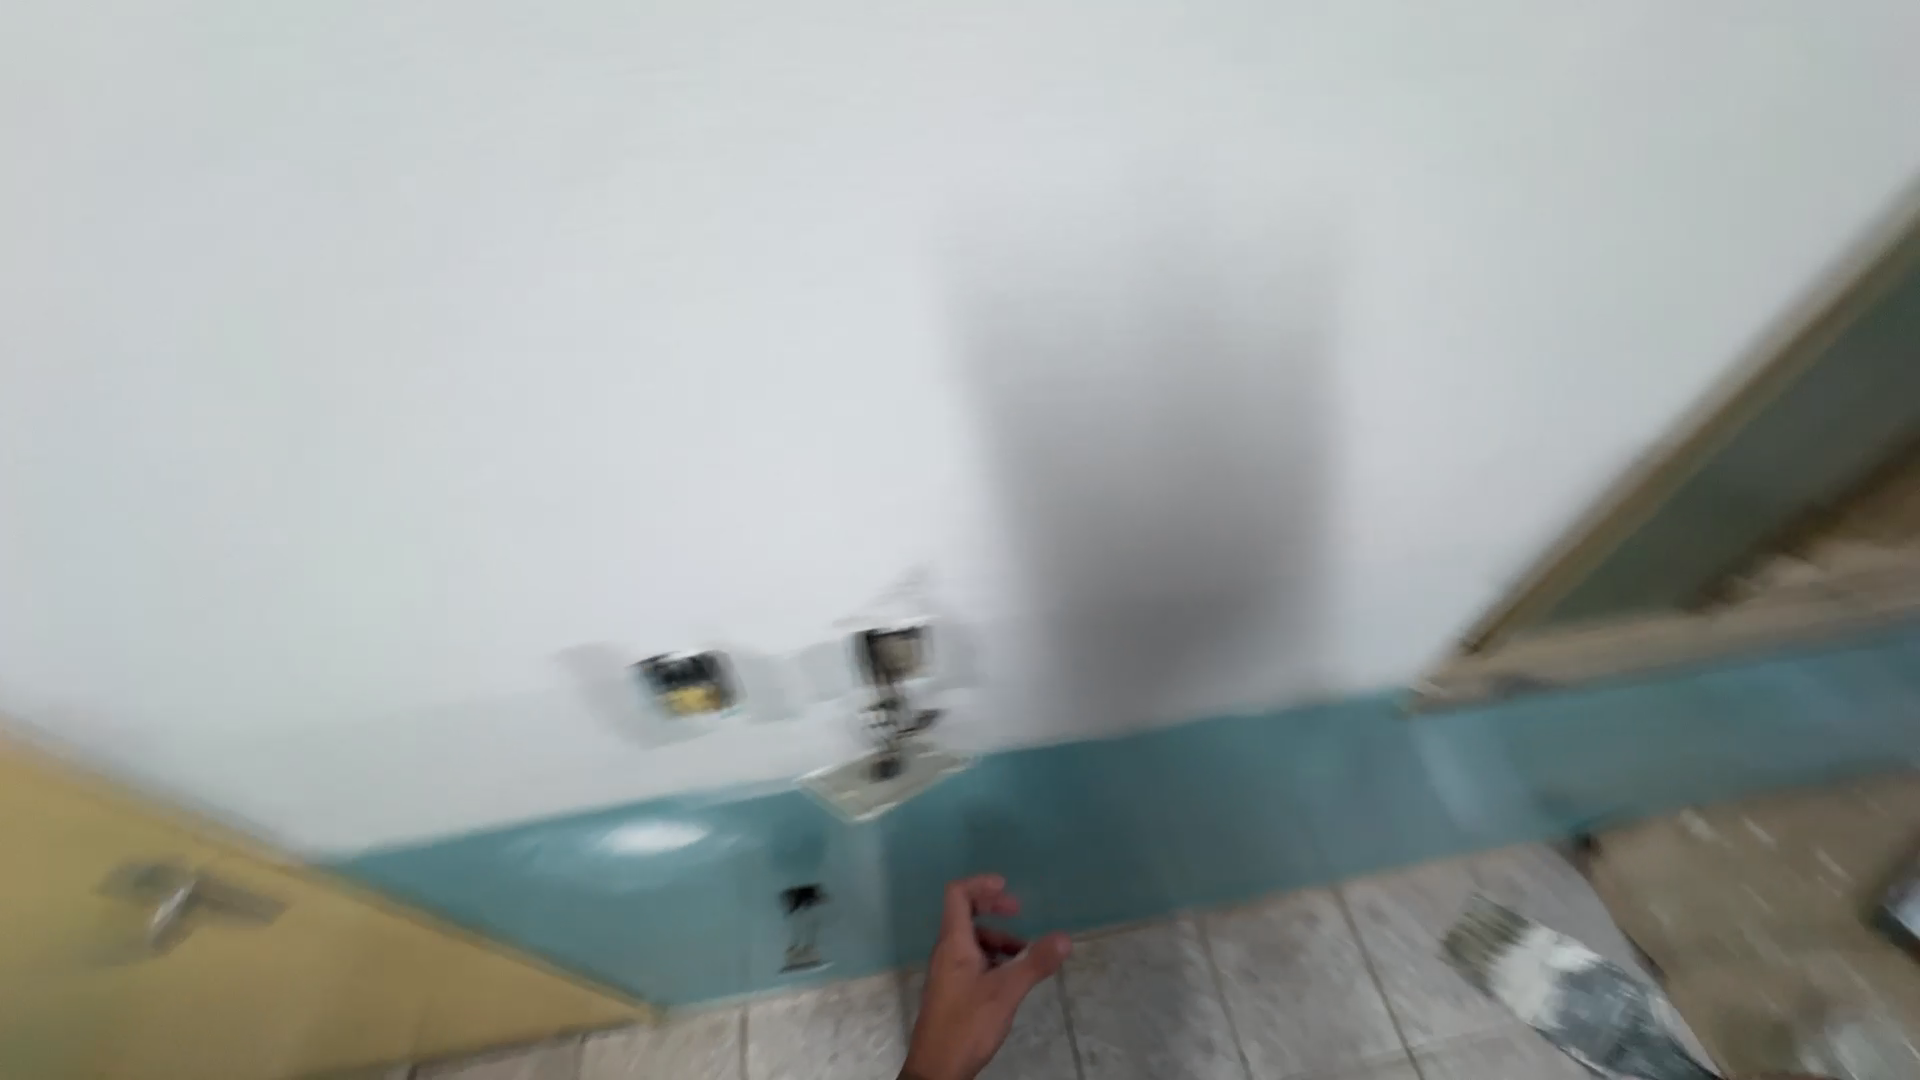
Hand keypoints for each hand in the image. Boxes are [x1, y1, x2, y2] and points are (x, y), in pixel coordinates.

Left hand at [901, 874, 1071, 1079]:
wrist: (936, 1071)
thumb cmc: (967, 1024)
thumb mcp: (1006, 992)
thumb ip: (1035, 963)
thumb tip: (1065, 938)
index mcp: (954, 941)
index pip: (958, 893)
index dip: (981, 884)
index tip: (1007, 887)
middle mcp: (946, 950)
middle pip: (965, 912)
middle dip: (993, 908)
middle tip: (1019, 912)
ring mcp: (947, 971)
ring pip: (971, 939)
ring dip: (997, 937)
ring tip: (1024, 953)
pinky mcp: (951, 990)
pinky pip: (971, 959)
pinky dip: (992, 958)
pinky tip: (1010, 978)